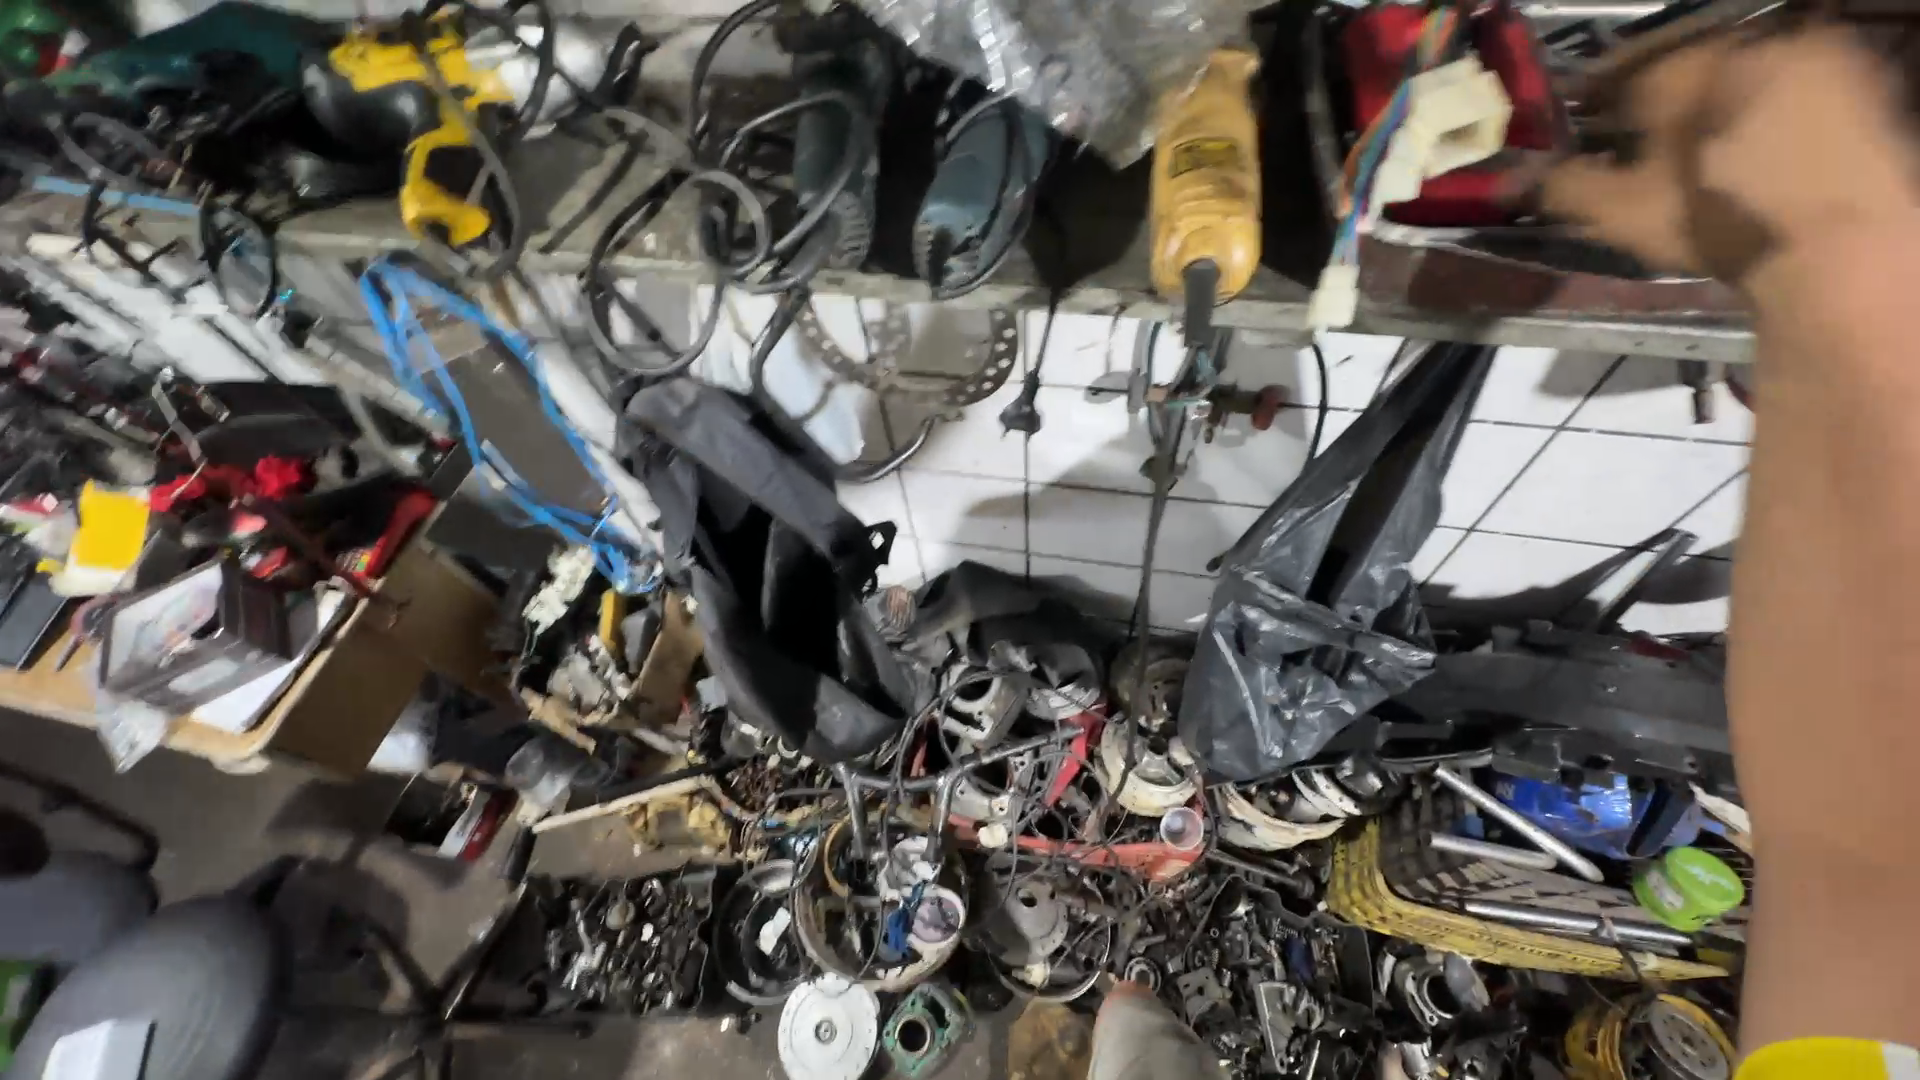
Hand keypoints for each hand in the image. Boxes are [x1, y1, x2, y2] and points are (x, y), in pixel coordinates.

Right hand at [1542, 24, 1919, 285]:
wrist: (1837, 244)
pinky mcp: (1852, 92)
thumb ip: (1559, 186)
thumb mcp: (1619, 208)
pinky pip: (1769, 93)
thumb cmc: (1715, 216)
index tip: (1560, 122)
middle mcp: (1757, 45)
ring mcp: (1815, 63)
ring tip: (1659, 151)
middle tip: (1607, 139)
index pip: (1620, 67)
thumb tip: (1506, 180)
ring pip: (1726, 81)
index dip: (1582, 97)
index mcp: (1695, 63)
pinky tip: (1715, 156)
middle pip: (1677, 69)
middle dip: (1637, 103)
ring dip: (1687, 109)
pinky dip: (1734, 117)